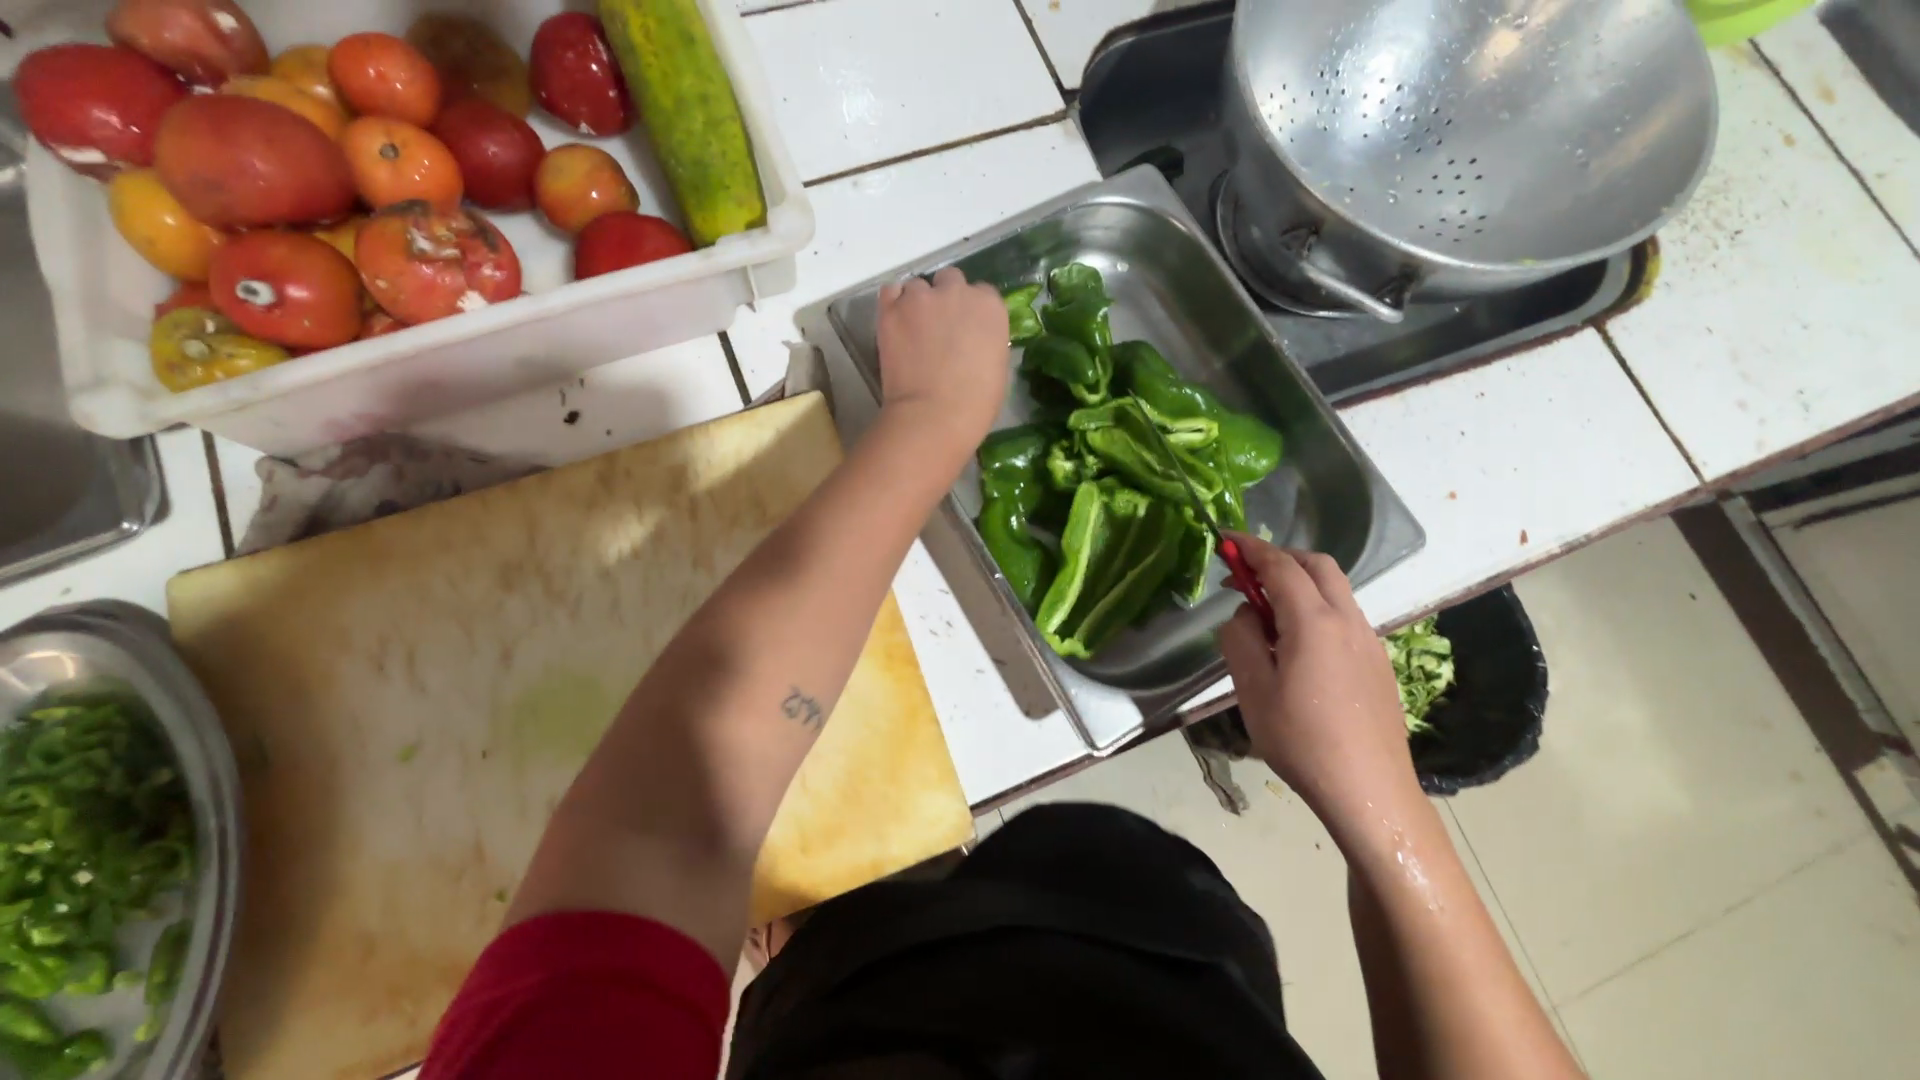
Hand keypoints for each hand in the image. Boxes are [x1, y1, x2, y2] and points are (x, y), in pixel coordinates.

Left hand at [874, 267, 1009, 459]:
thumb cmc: (976, 402)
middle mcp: (957, 292)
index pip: (982, 293)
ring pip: (917, 287)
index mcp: (989, 306)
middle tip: (938, 327)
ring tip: (912, 329)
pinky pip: (890, 291)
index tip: (965, 328)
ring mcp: (921, 298)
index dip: (971, 310)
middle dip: (945, 298)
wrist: (934, 415)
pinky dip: (893, 302)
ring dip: (917, 302)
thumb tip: (972, 340)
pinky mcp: (891, 310)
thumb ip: (986, 339)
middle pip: (950, 280)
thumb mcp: (997, 365)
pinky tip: (896, 322)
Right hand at [1215, 536, 1418, 823]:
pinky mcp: (1379, 664)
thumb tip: (1245, 615)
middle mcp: (1348, 620)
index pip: (1280, 566)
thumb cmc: (1302, 741)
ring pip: (1336, 591)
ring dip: (1301, 585)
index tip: (1226, 540)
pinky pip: (1345, 618)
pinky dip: (1317, 610)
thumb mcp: (1253, 690)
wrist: (1369, 790)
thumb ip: (1241, 640)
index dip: (1251, 548)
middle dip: (1281, 558)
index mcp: (1314, 622)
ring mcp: (1369, 642)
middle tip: (1247, 575)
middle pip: (1318, 566)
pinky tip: (1299, 648)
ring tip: (1268, 616)